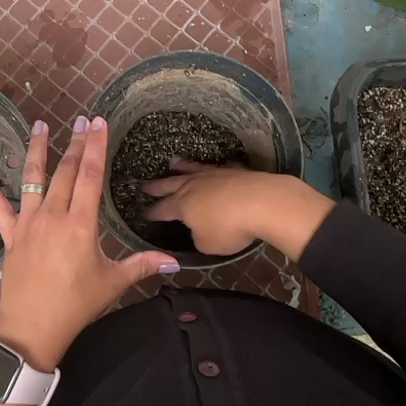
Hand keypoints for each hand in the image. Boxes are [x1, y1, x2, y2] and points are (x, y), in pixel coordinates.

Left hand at [0, 115, 176, 371]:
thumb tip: (176, 263)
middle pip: (66, 171)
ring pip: (33, 178)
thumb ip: (142, 266)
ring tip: (41, 125)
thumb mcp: (113, 283)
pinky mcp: (10, 234)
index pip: (90, 175)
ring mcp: (28, 223)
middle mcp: (53, 215)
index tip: (98, 123)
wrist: (32, 327)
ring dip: (38, 150)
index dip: (95, 147)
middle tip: (82, 120)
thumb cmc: (76, 305)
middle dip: (76, 144)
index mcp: (80, 224)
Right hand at [140, 159, 335, 261]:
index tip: (143, 213)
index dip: (152, 212)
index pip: (162, 209)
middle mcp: (194, 186)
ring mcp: (215, 175)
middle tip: (144, 185)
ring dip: (182, 166)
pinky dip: (219, 169)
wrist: (262, 202)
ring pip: (194, 169)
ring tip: (173, 162)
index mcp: (182, 205)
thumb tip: (199, 229)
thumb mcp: (207, 244)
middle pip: (170, 184)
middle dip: (157, 186)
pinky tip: (222, 167)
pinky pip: (223, 168)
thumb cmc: (229, 228)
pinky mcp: (236, 172)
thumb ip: (198, 237)